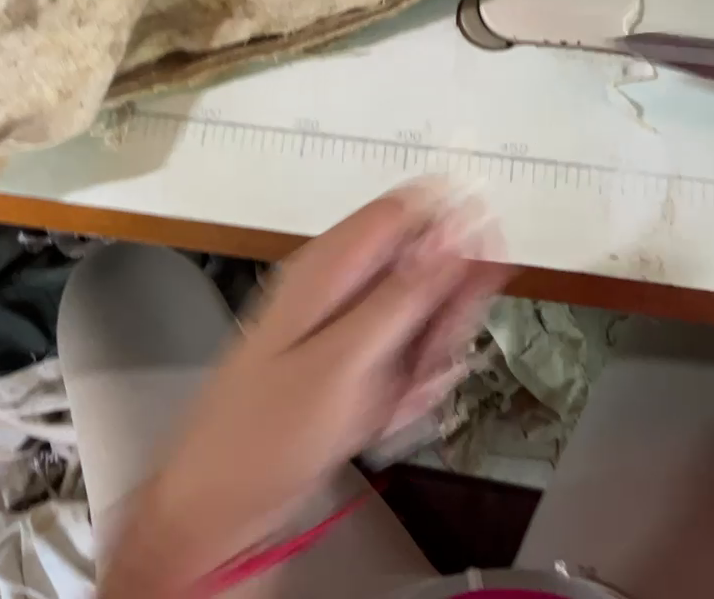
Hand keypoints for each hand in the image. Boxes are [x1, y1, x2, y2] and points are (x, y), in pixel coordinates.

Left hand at [100, 181, 510, 597]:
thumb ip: (403, 296)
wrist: (223, 501)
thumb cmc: (271, 430)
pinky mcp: (352, 359)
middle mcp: (340, 284)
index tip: (490, 261)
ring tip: (399, 399)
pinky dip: (408, 385)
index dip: (453, 224)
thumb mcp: (345, 361)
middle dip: (442, 314)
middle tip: (431, 361)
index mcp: (329, 265)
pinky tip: (385, 416)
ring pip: (420, 316)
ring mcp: (347, 323)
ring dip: (427, 358)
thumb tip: (451, 235)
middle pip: (421, 267)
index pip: (402, 211)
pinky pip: (405, 356)